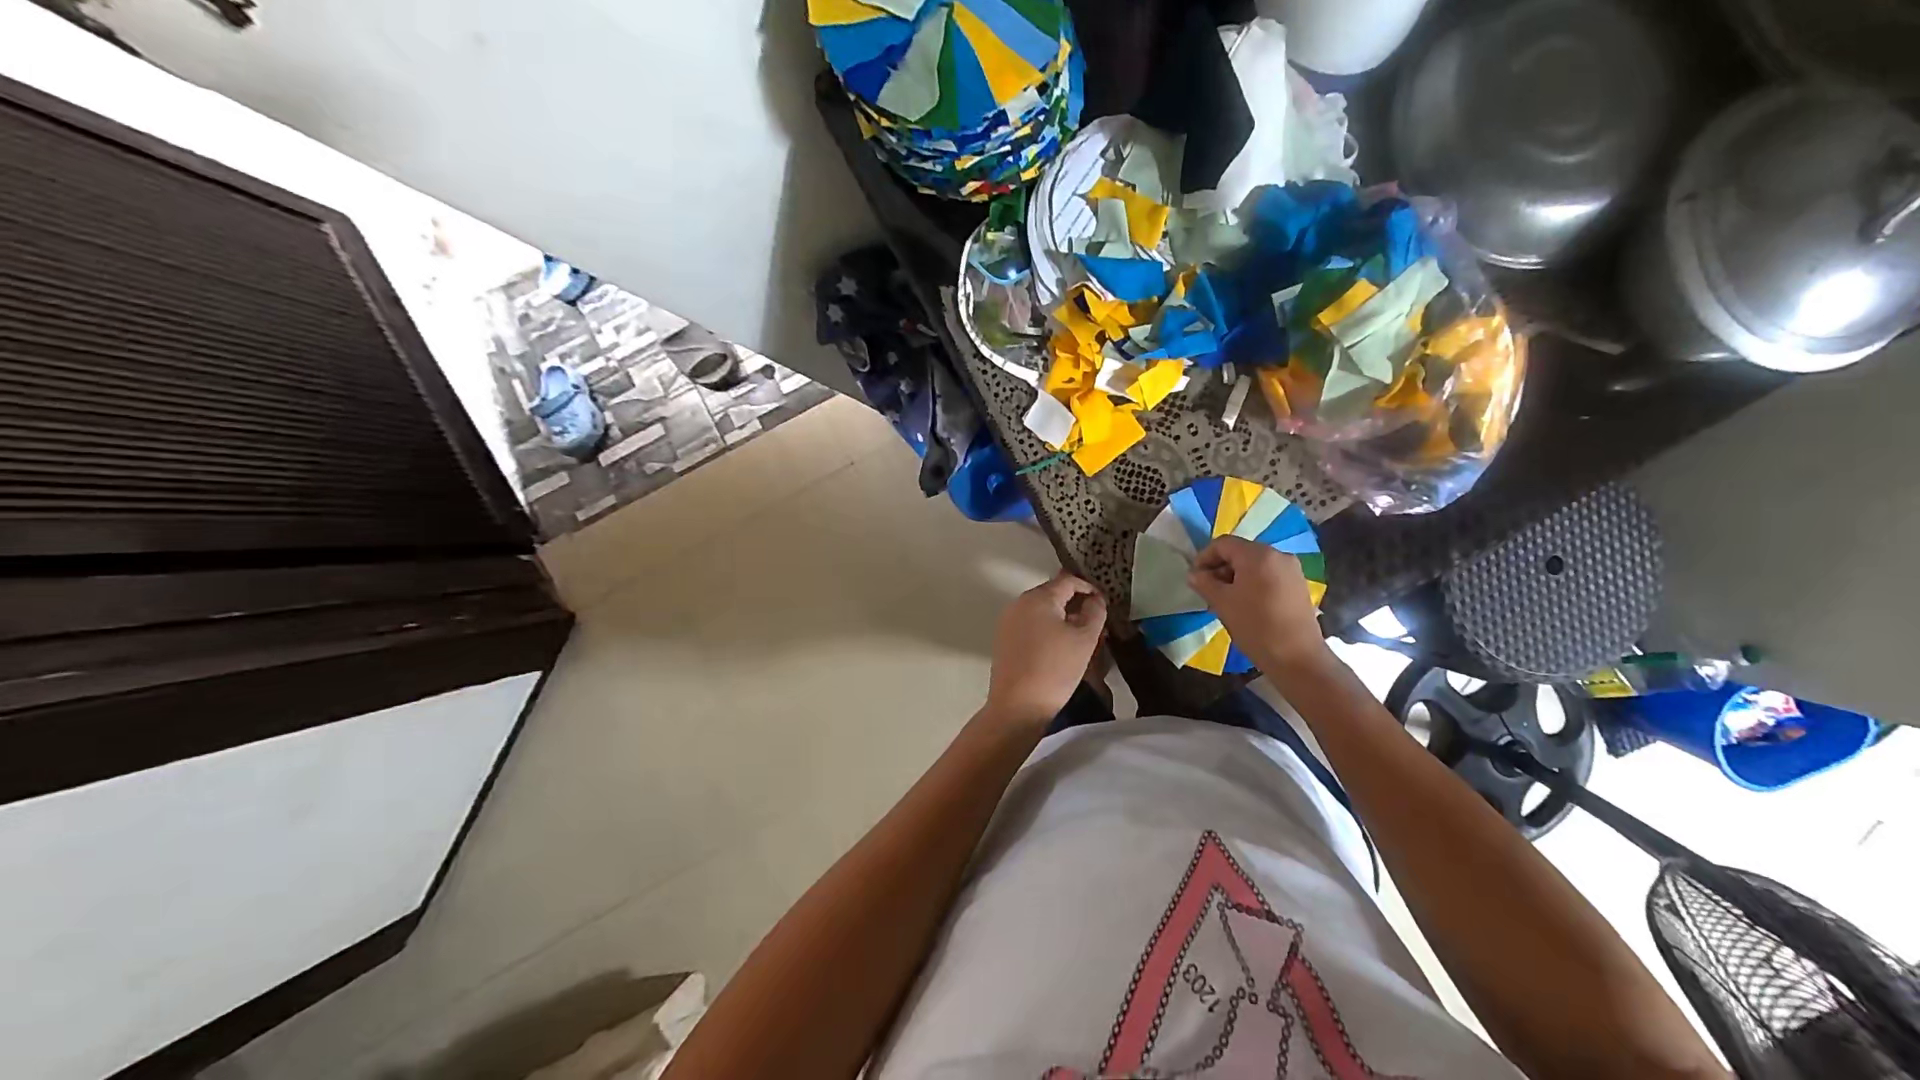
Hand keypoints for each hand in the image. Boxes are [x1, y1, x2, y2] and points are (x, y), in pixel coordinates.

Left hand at [986, 572, 1107, 724]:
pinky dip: (1047, 630)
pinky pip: (1030, 626)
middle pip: (1052, 594)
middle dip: (1075, 605)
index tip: (1104, 603)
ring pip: (1041, 612)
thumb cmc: (1055, 668)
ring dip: (1062, 619)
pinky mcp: (1004, 640)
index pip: (1067, 580)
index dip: (1089, 588)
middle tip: (1095, 623)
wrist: (1018, 705)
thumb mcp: (1085, 639)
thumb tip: (1095, 599)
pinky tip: (1060, 649)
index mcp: (1038, 598)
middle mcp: (1019, 603)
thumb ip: (1094, 612)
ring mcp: (1008, 622)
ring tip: (1081, 638)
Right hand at [1188, 536, 1327, 672]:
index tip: (1195, 578)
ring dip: (1235, 577)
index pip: (1223, 544)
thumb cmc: (1255, 626)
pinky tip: (1246, 605)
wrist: (1297, 657)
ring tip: (1225, 600)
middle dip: (1220, 568)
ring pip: (1255, 565)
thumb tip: (1194, 574)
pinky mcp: (1298, 586)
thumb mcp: (1222, 603)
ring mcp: (1292, 570)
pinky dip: (1252, 584)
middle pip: (1240, 552)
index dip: (1204, 557)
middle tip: (1208, 591)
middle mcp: (1278, 555)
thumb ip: (1205, 583)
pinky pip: (1269, 576)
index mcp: (1258, 555)